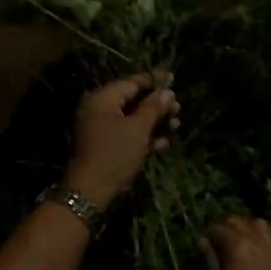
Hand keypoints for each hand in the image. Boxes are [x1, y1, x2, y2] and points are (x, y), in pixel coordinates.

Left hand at [65, 74, 178, 205]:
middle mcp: (100, 110)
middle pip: (134, 101)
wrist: (92, 190)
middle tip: (178, 110)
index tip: (173, 79)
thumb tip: (166, 92)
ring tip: (175, 127)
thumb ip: (153, 108)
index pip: (131, 83)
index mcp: (103, 99)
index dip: (153, 81)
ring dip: (155, 123)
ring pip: (133, 120)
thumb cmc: (115, 154)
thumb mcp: (138, 129)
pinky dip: (145, 137)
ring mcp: (103, 129)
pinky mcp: (108, 146)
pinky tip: (163, 144)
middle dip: (158, 106)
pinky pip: (128, 135)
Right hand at [201, 217, 270, 269]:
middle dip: (225, 226)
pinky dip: (268, 233)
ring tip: (240, 237)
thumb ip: (210, 259)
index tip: (204, 240)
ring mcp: (269, 244)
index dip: (208, 232)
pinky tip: (261, 242)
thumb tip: (203, 241)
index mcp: (236, 245)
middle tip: (218, 239)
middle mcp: (253, 239)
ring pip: (257, 222)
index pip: (218, 228)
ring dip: (246, 226)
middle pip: (237, 221)